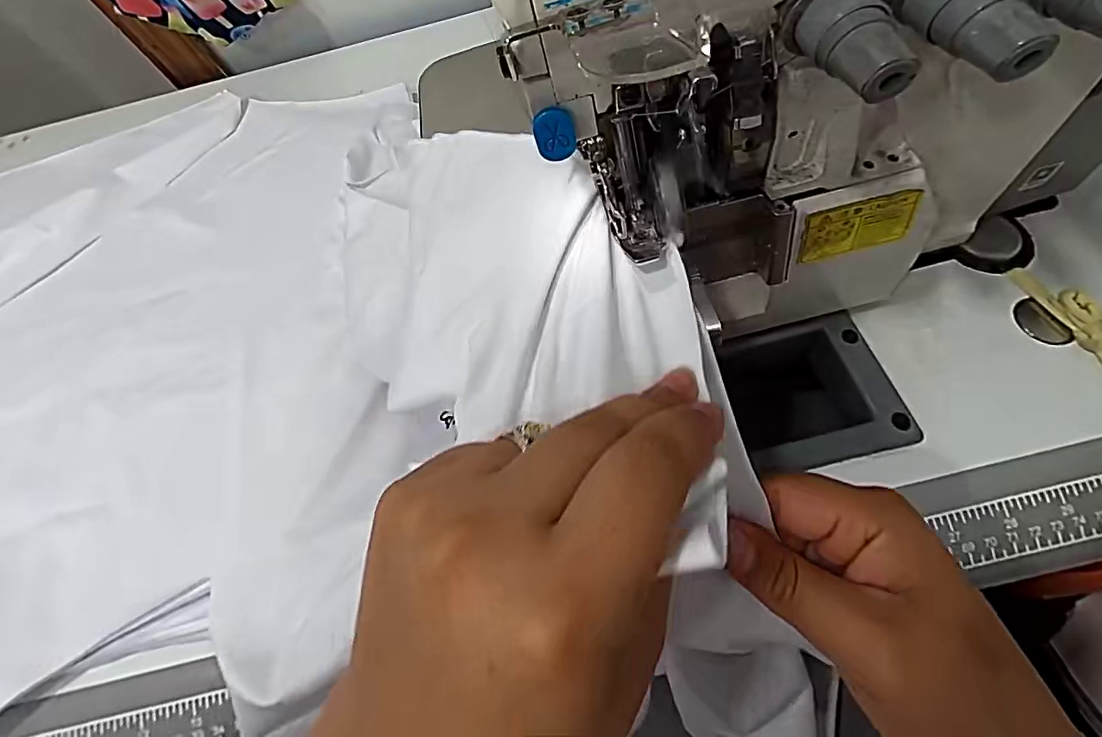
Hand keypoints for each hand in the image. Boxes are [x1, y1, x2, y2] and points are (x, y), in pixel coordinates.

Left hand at [313, 370, 722, 736]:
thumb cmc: (531, 735)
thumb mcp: (625, 668)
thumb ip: (655, 563)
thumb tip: (669, 477)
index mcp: (562, 602)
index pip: (641, 472)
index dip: (681, 432)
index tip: (701, 413)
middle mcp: (490, 540)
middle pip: (588, 433)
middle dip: (639, 412)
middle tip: (670, 398)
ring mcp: (434, 511)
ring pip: (534, 436)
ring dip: (570, 454)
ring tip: (576, 496)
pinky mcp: (400, 498)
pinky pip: (483, 455)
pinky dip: (511, 474)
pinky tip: (510, 518)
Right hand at [727, 476, 1076, 736]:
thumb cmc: (972, 702)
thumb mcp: (867, 640)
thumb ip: (790, 582)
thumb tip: (728, 535)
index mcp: (875, 516)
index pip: (777, 490)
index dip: (732, 512)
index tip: (694, 536)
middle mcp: (865, 523)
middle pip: (775, 510)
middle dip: (741, 540)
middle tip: (704, 570)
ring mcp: (860, 552)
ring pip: (781, 539)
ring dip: (755, 565)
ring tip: (731, 591)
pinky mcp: (854, 581)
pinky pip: (797, 566)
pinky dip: (772, 583)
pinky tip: (758, 601)